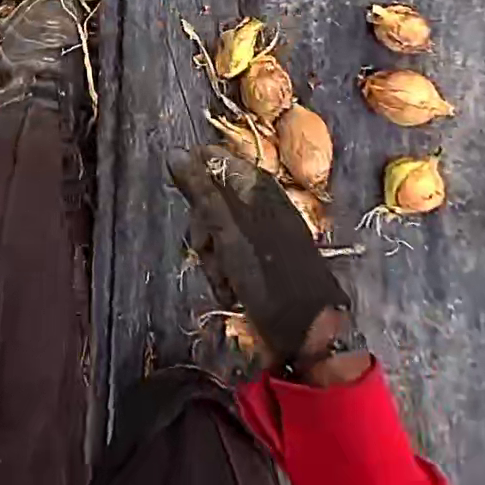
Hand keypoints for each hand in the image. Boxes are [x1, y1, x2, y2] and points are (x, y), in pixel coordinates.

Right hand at [168, 144, 351, 373]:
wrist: (310, 334)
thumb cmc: (269, 276)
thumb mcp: (228, 231)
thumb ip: (200, 190)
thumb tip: (174, 150)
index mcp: (256, 185)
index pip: (212, 159)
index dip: (194, 179)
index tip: (188, 202)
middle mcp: (258, 202)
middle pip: (209, 197)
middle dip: (202, 226)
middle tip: (207, 247)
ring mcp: (260, 230)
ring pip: (214, 227)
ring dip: (211, 254)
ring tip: (223, 277)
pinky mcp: (260, 256)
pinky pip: (227, 251)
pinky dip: (223, 269)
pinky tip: (230, 288)